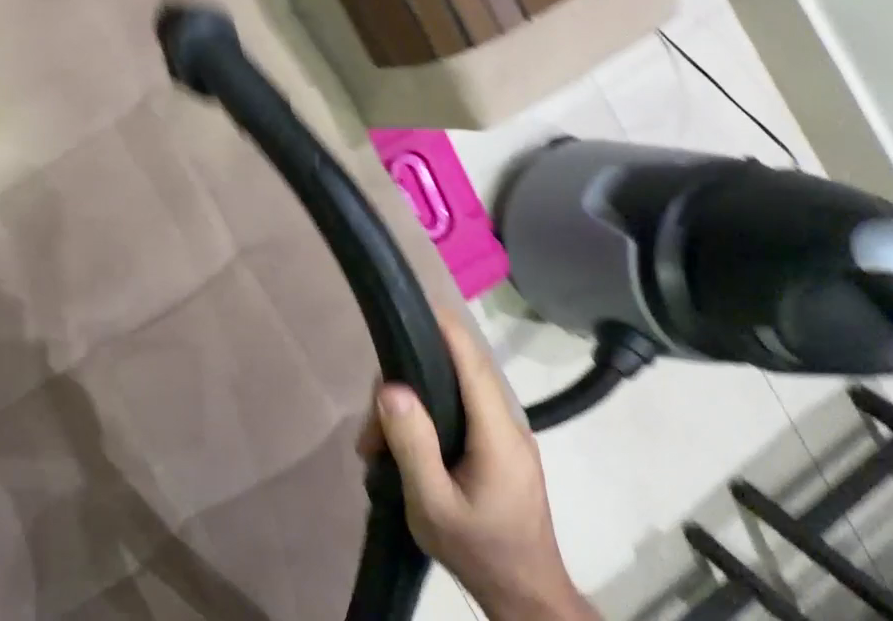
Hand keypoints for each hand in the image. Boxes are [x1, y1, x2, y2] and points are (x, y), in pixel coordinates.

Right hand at [359, 311, 595, 620]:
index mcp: (498, 435)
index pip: (474, 365)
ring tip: (377, 451)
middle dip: (406, 388)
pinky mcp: (498, 453)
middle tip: (369, 432)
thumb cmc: (477, 549)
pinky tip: (398, 454)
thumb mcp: (433, 502)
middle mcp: (508, 428)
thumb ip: (413, 444)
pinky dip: (423, 425)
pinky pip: (456, 417)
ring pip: (452, 399)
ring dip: (409, 414)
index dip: (448, 331)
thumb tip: (391, 388)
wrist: (523, 595)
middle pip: (456, 378)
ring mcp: (505, 441)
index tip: (420, 302)